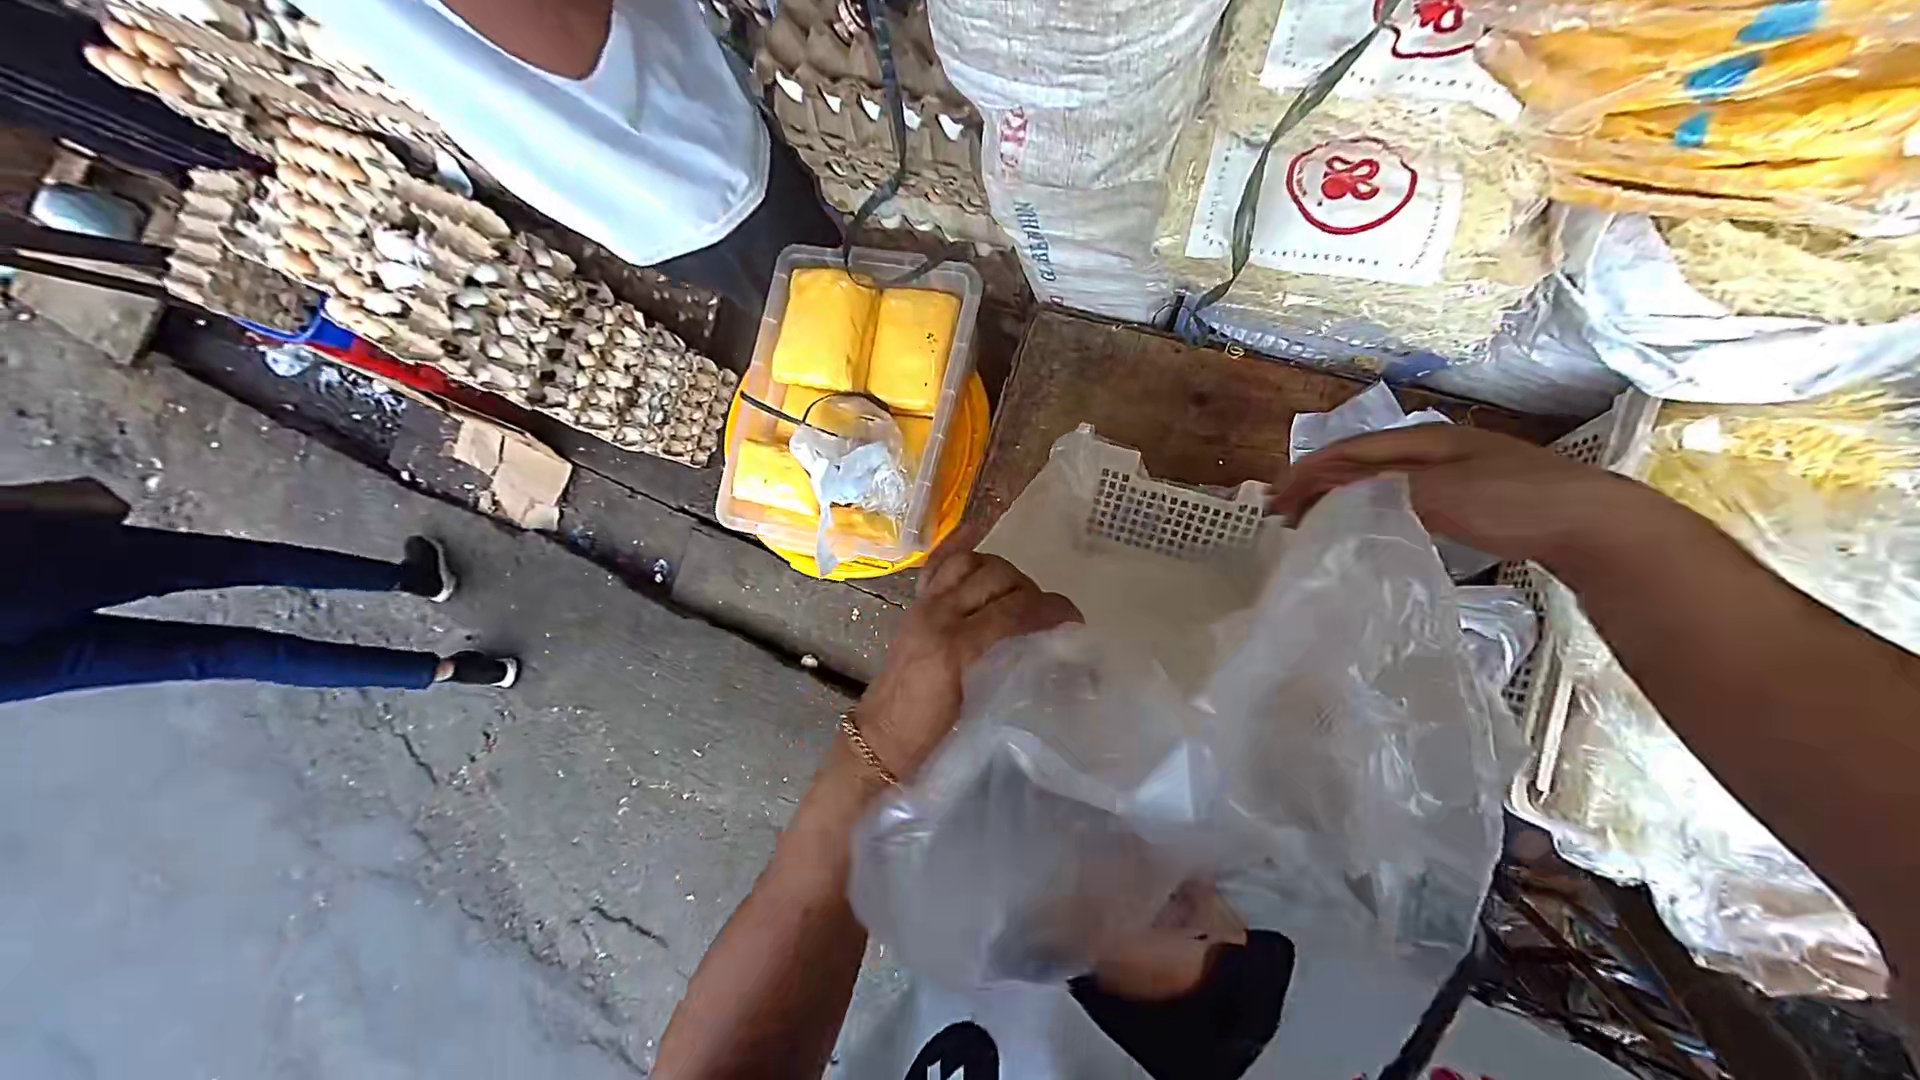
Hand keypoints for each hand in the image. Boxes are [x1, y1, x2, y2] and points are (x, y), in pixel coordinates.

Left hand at [852, 528, 1081, 782]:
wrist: (882, 739)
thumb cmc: (933, 735)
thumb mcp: (979, 708)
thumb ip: (1010, 669)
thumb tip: (1047, 648)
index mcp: (956, 648)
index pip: (1014, 611)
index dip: (1051, 609)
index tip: (1073, 619)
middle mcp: (938, 616)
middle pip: (996, 579)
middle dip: (1030, 590)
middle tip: (1047, 612)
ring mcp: (923, 606)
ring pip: (969, 563)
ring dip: (1001, 569)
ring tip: (1018, 590)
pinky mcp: (914, 606)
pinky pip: (937, 565)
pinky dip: (959, 545)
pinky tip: (978, 530)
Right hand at [1273, 425, 1669, 564]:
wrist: (1597, 527)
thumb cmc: (1518, 501)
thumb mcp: (1441, 493)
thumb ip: (1383, 491)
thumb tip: (1335, 495)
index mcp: (1426, 441)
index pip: (1350, 450)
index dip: (1308, 472)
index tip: (1277, 498)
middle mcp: (1434, 452)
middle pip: (1359, 463)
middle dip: (1317, 484)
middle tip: (1284, 512)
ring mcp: (1452, 476)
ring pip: (1377, 482)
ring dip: (1338, 498)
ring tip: (1311, 520)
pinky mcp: (1466, 502)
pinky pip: (1396, 501)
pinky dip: (1366, 511)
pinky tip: (1360, 527)